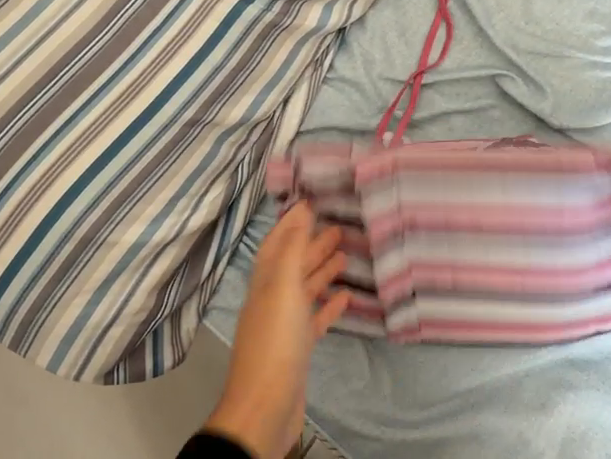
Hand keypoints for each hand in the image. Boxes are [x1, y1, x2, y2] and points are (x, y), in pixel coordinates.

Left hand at [203, 201, 349, 457]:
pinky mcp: (298, 348)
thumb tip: (301, 209)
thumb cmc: (274, 341)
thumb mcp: (283, 287)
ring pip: (305, 289)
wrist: (265, 408)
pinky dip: (328, 304)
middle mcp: (272, 298)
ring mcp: (285, 325)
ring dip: (322, 270)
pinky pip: (315, 318)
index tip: (311, 203)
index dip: (291, 223)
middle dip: (312, 243)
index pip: (276, 244)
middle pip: (293, 264)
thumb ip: (293, 248)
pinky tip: (346, 296)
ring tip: (345, 253)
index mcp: (265, 282)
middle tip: (339, 227)